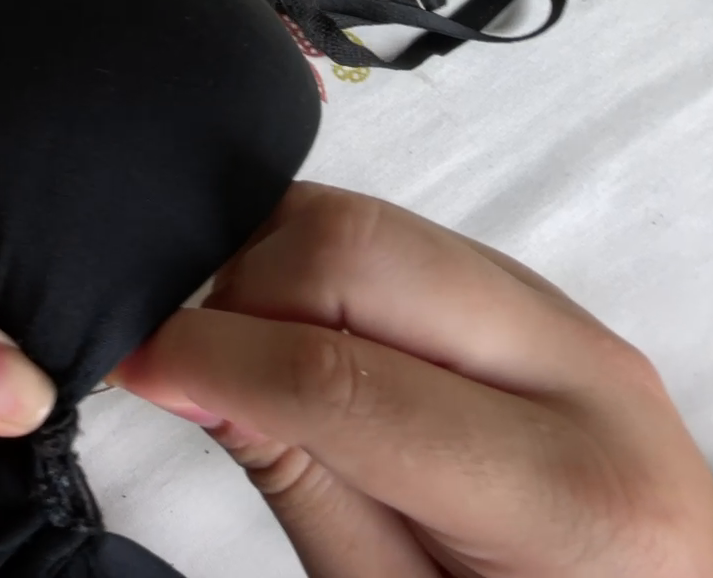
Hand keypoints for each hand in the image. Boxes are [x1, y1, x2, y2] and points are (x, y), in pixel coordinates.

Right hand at [112, 183, 712, 577]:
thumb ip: (287, 473)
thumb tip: (172, 367)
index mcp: (573, 496)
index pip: (337, 381)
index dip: (209, 359)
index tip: (134, 365)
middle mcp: (578, 367)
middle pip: (352, 251)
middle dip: (236, 290)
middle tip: (197, 359)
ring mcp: (541, 300)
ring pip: (349, 216)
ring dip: (257, 263)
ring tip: (243, 343)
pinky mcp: (496, 271)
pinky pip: (361, 221)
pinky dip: (286, 251)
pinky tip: (283, 318)